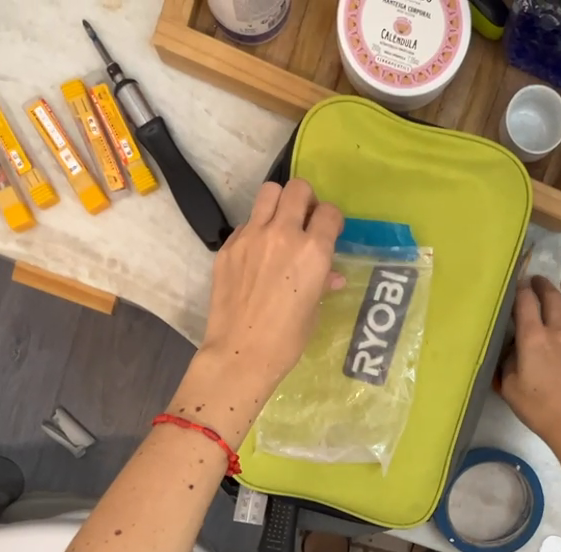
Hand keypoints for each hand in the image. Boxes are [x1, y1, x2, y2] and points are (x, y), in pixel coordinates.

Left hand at [174, 180, 343, 438]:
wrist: (241, 353)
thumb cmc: (286, 341)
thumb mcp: (312, 312)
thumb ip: (322, 283)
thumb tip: (330, 275)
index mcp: (313, 251)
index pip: (329, 213)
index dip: (332, 220)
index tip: (329, 232)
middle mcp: (283, 234)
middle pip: (297, 189)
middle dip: (306, 200)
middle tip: (305, 220)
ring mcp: (251, 237)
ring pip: (268, 193)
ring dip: (279, 203)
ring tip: (280, 226)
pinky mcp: (229, 246)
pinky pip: (247, 224)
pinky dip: (256, 231)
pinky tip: (256, 256)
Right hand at [497, 276, 560, 457]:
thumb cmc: (538, 409)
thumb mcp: (510, 388)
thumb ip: (508, 363)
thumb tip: (512, 350)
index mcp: (533, 339)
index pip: (525, 303)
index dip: (519, 290)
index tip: (515, 286)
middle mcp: (558, 333)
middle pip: (553, 298)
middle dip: (542, 285)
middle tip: (535, 280)